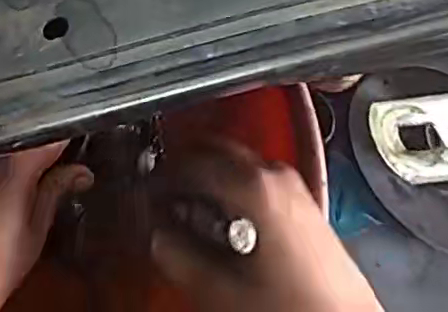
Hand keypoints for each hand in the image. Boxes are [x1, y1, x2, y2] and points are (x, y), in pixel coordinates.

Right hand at [152, 140, 380, 311]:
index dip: (161, 177)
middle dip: (184, 168)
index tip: (146, 191)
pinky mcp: (302, 203)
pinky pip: (254, 178)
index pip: (192, 163)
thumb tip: (156, 236)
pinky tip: (223, 219)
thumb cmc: (294, 309)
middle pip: (215, 151)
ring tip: (188, 208)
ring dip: (208, 177)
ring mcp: (292, 185)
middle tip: (160, 191)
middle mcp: (274, 173)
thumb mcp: (224, 290)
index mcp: (254, 185)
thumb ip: (181, 256)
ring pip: (235, 163)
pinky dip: (230, 188)